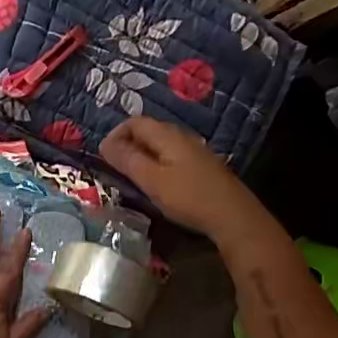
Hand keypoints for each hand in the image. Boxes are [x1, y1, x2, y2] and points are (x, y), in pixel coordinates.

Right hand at [100, 117, 269, 240]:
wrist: (233, 215)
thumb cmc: (189, 197)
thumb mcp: (152, 181)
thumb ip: (128, 160)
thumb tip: (105, 143)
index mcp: (168, 135)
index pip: (135, 121)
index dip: (116, 134)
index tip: (104, 156)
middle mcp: (183, 136)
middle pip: (149, 131)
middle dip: (128, 144)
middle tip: (116, 167)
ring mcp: (196, 151)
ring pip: (162, 145)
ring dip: (144, 156)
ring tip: (134, 177)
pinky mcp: (203, 167)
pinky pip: (174, 157)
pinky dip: (159, 164)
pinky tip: (159, 184)